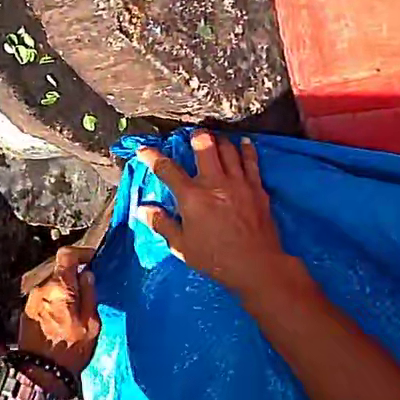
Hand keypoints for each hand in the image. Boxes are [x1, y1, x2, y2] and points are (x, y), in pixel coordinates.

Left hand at [19, 246, 99, 375]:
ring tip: (77, 307)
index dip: (81, 253)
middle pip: (58, 270)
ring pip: (51, 284)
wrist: (41, 370)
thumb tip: (87, 275)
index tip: (92, 258)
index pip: (66, 255)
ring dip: (64, 289)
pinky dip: (55, 299)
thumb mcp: (91, 324)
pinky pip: (44, 296)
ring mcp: (32, 298)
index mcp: (59, 288)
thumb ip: (89, 295)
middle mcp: (42, 288)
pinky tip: (64, 316)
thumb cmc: (70, 350)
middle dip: (74, 276)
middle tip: (89, 288)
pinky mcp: (27, 309)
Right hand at [137, 131, 302, 297]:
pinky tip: (244, 144)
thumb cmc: (215, 257)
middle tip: (192, 134)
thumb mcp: (180, 245)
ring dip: (220, 141)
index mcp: (192, 197)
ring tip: (214, 138)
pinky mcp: (257, 189)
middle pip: (205, 148)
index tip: (143, 149)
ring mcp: (239, 184)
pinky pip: (252, 162)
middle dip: (196, 137)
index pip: (167, 169)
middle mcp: (215, 184)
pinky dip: (247, 150)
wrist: (257, 265)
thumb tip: (143, 209)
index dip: (152, 157)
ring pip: (229, 150)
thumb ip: (161, 224)